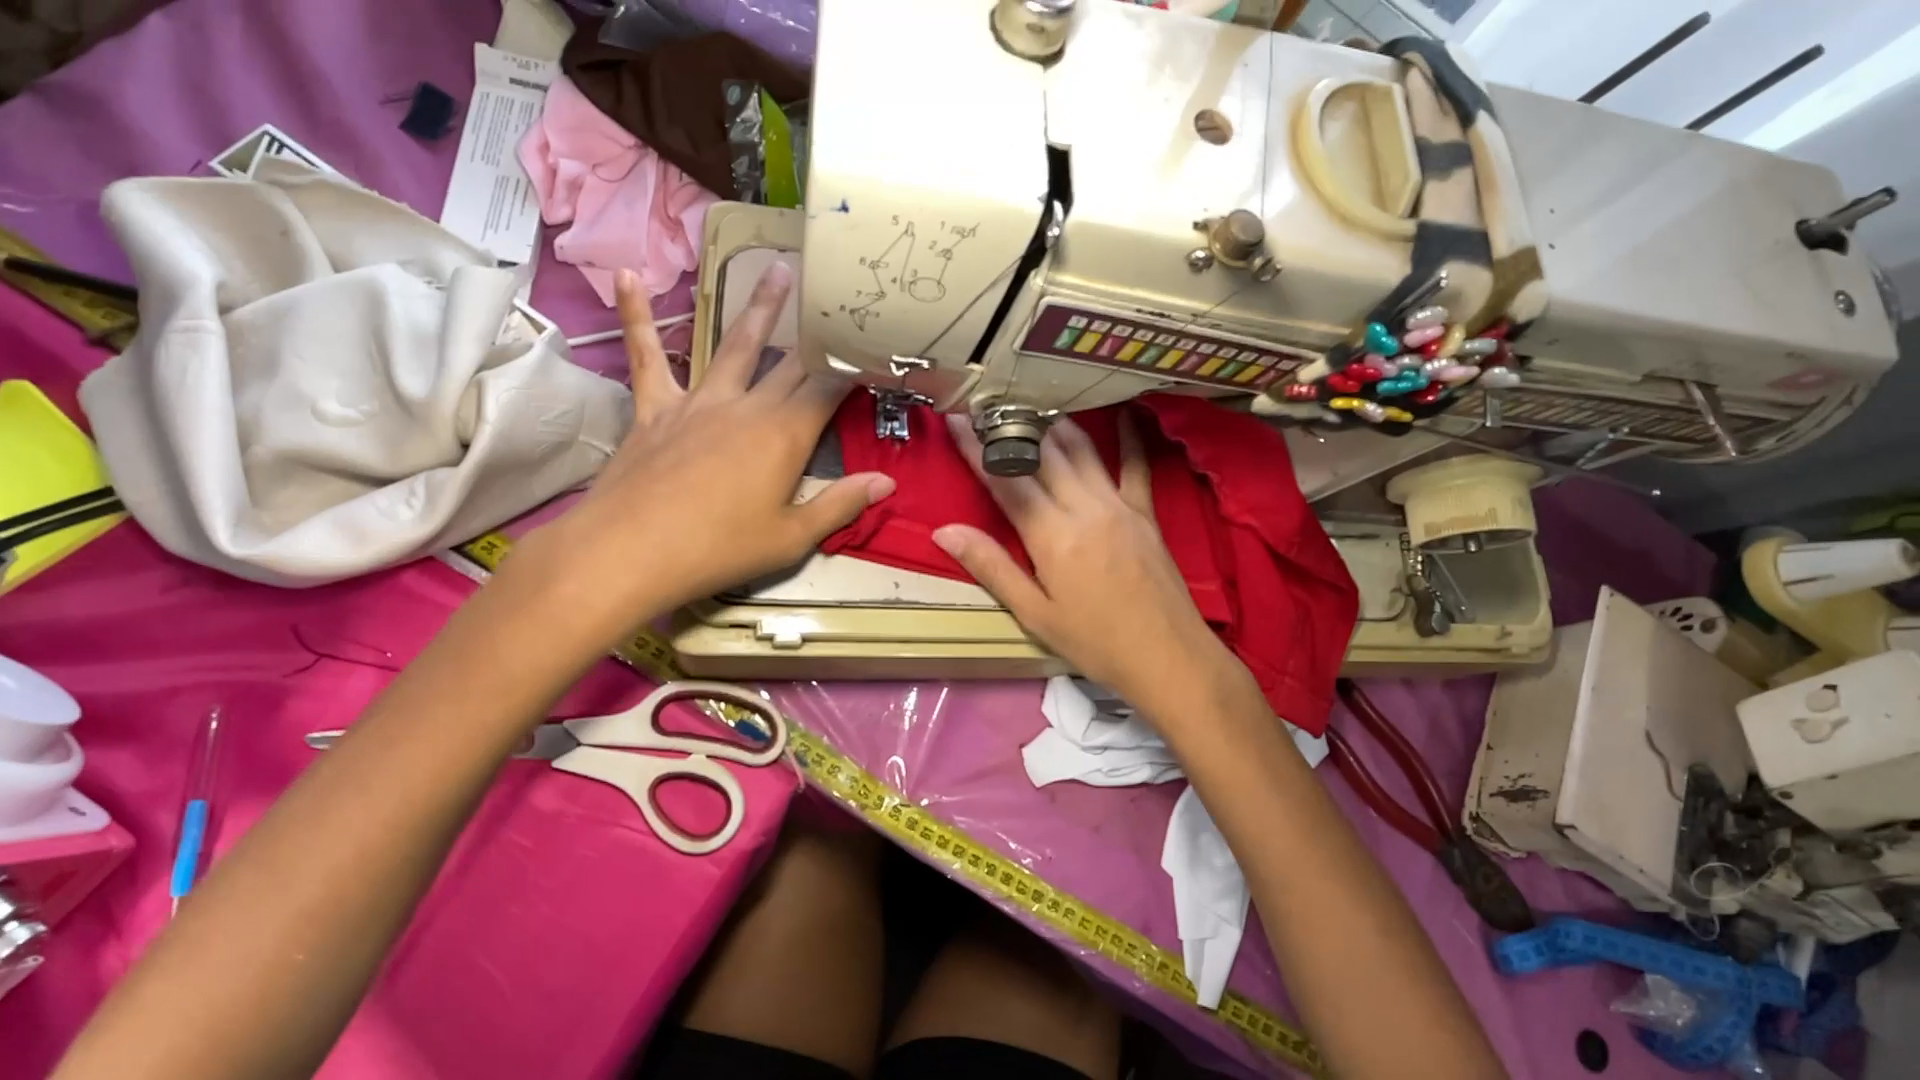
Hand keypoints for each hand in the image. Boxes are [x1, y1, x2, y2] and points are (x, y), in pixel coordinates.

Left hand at [519, 264, 892, 638]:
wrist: (630, 551)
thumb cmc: (718, 551)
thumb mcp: (791, 539)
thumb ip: (840, 505)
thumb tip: (887, 480)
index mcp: (785, 436)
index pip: (828, 389)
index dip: (852, 367)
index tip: (874, 345)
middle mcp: (747, 407)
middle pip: (790, 362)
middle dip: (816, 328)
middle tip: (835, 291)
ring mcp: (698, 402)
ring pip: (734, 345)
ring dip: (759, 308)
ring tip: (776, 269)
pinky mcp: (655, 408)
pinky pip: (648, 356)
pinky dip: (638, 316)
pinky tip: (626, 277)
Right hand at [932, 412, 1244, 718]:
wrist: (1167, 656)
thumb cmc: (1095, 643)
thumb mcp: (1034, 614)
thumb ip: (991, 567)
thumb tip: (944, 531)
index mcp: (1051, 535)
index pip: (1005, 480)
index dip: (977, 448)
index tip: (956, 420)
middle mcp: (1084, 508)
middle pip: (1043, 455)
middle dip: (1013, 426)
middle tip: (990, 404)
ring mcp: (1118, 505)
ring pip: (1083, 451)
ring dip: (1056, 425)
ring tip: (1035, 403)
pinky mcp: (1146, 512)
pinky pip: (1136, 466)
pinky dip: (1130, 438)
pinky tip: (1126, 414)